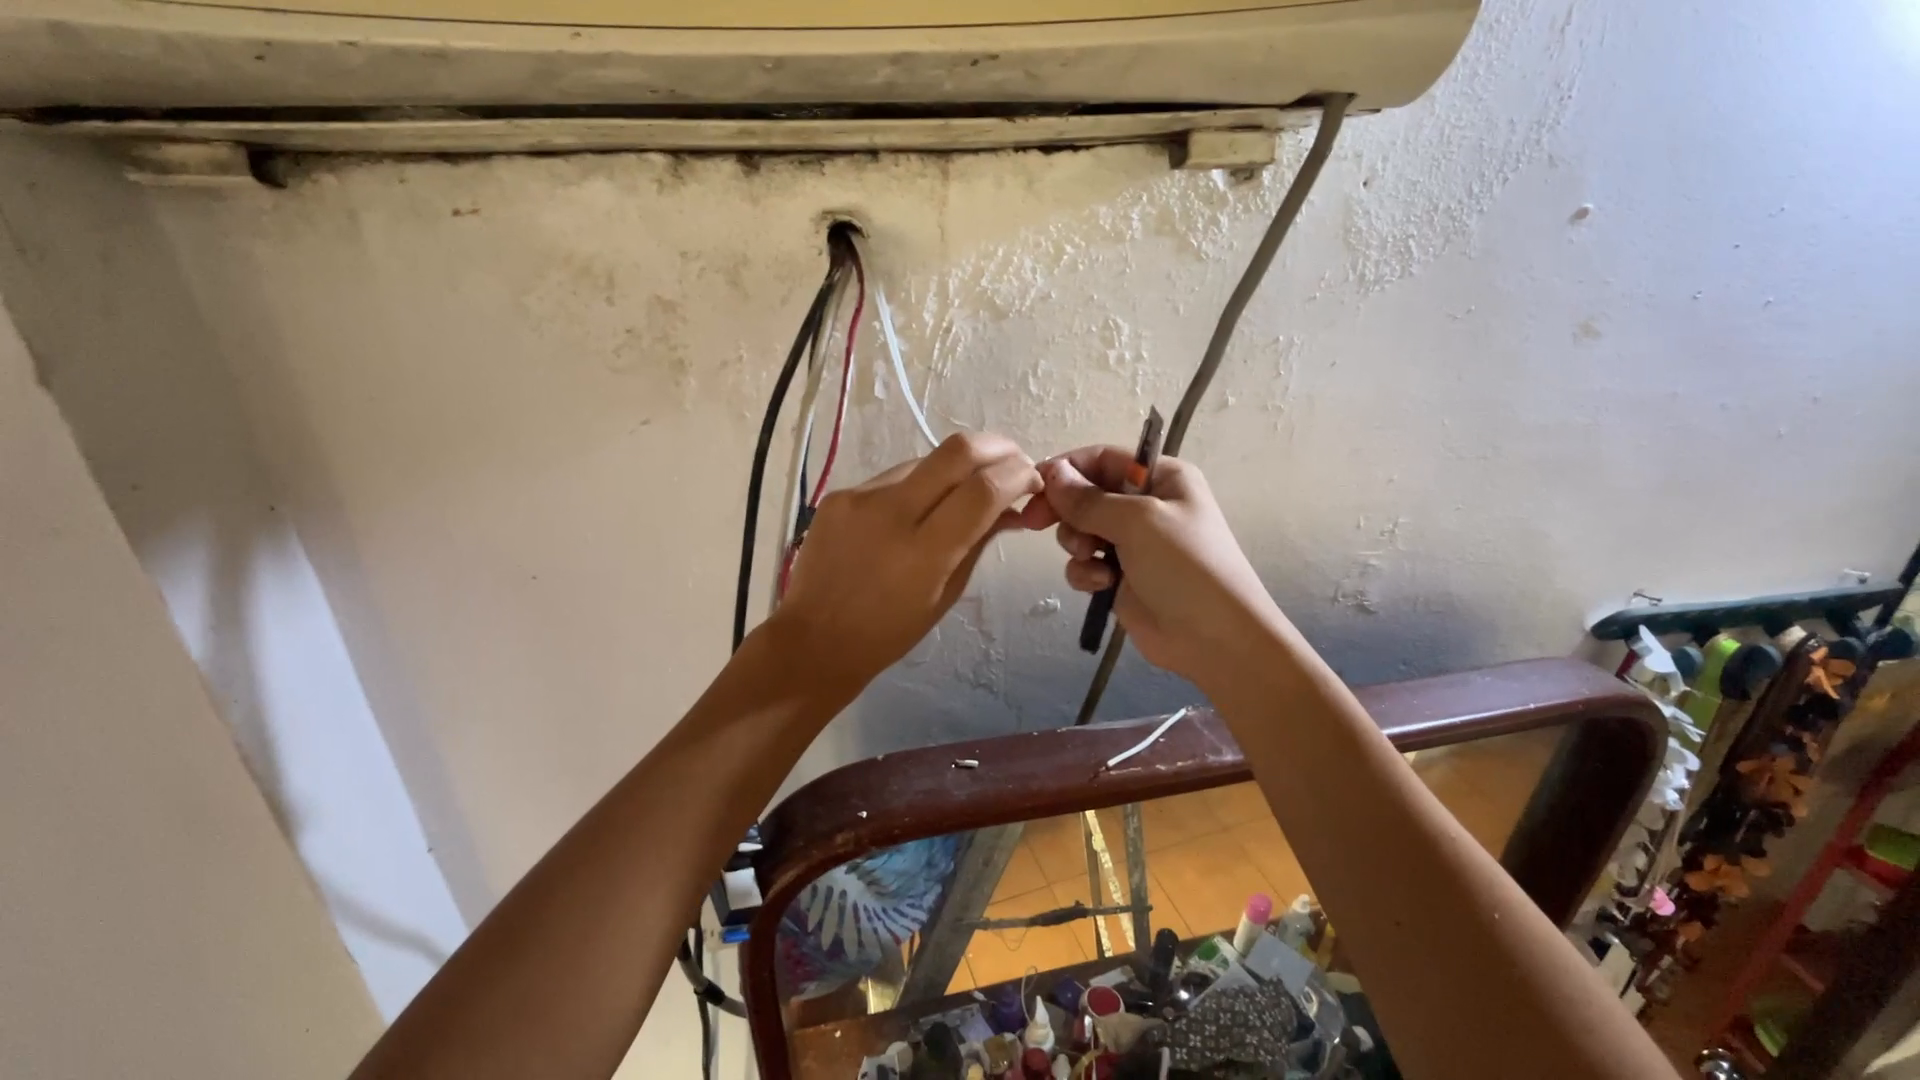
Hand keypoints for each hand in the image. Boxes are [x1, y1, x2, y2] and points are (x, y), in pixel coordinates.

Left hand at [776, 433, 1041, 686]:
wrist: (814, 640)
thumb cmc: (888, 633)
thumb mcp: (946, 594)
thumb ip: (979, 542)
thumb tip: (1014, 507)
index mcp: (923, 553)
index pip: (983, 490)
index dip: (1018, 475)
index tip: (1033, 481)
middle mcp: (891, 514)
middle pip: (957, 450)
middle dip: (998, 448)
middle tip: (1015, 461)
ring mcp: (860, 498)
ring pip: (926, 460)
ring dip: (957, 468)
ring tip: (965, 492)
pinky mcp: (841, 494)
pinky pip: (893, 476)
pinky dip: (919, 485)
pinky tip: (919, 508)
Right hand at [1021, 447, 1282, 688]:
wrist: (1214, 637)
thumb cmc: (1184, 565)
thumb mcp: (1137, 521)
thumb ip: (1088, 499)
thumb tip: (1051, 474)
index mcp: (1161, 478)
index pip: (1102, 459)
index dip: (1067, 469)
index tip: (1035, 486)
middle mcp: (1146, 505)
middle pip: (1086, 494)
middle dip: (1065, 509)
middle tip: (1035, 522)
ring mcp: (1133, 544)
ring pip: (1080, 530)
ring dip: (1076, 543)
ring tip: (1092, 558)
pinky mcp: (1121, 577)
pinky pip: (1086, 564)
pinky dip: (1085, 572)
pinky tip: (1101, 585)